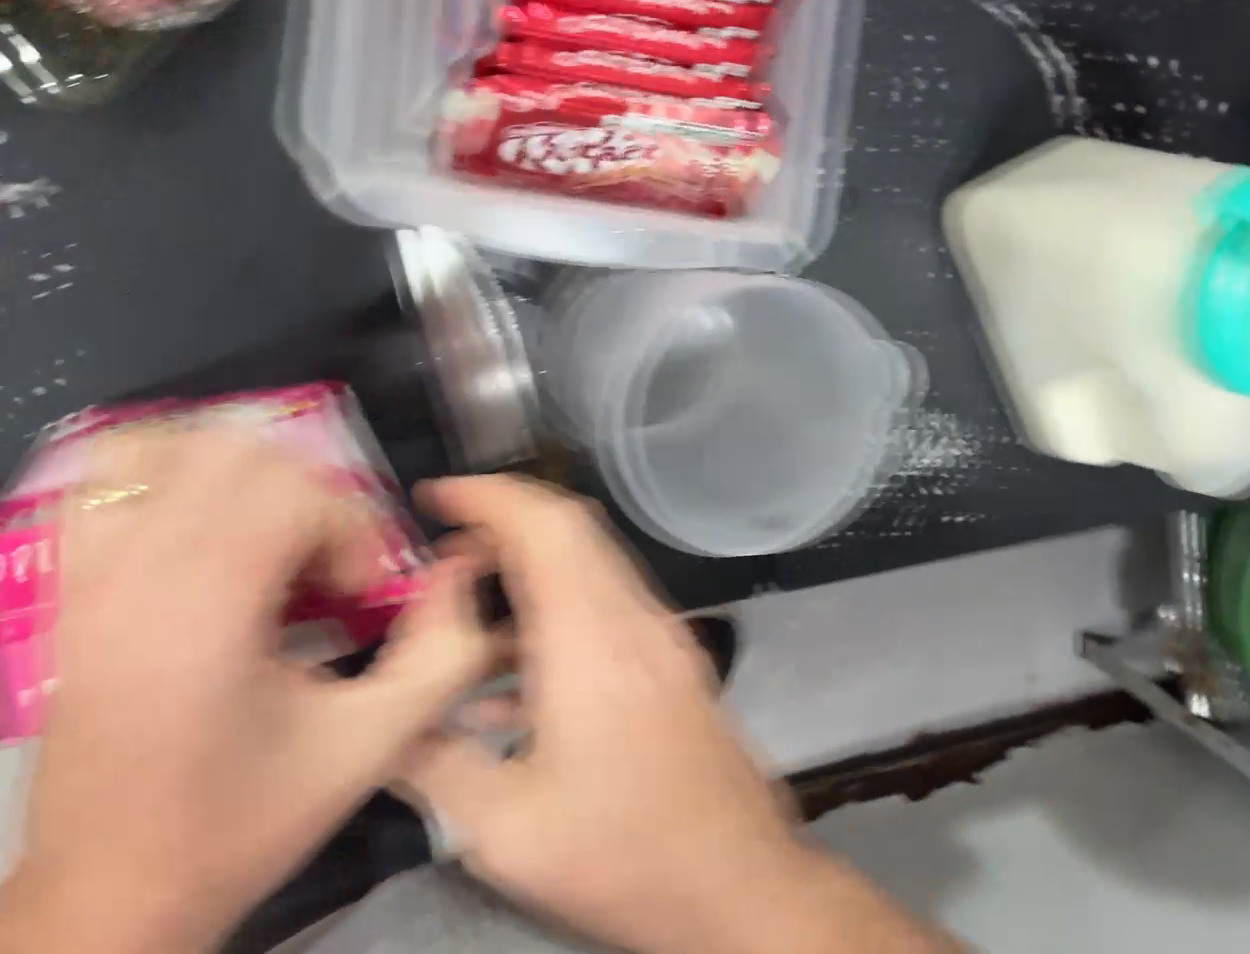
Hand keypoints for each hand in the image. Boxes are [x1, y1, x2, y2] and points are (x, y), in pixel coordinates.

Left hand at [0, 427, 492, 953]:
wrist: (121, 890)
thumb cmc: (254, 815)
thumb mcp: (381, 737)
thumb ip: (445, 645)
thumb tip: (469, 567)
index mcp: (203, 617)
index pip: (292, 495)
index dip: (354, 529)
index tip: (366, 593)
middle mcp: (129, 584)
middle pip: (235, 457)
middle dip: (311, 498)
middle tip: (331, 565)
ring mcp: (84, 585)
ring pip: (159, 450)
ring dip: (242, 475)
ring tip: (281, 534)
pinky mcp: (67, 596)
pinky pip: (105, 486)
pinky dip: (173, 482)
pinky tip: (220, 533)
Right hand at [394, 476, 809, 953]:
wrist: (738, 877)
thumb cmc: (623, 855)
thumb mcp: (505, 827)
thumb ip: (436, 763)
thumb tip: (389, 724)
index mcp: (595, 644)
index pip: (550, 530)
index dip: (493, 497)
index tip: (438, 494)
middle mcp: (641, 625)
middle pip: (578, 537)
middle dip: (507, 526)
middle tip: (440, 554)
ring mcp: (668, 644)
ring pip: (598, 574)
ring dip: (535, 575)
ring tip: (467, 619)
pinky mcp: (678, 670)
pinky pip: (615, 614)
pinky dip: (564, 617)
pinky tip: (519, 681)